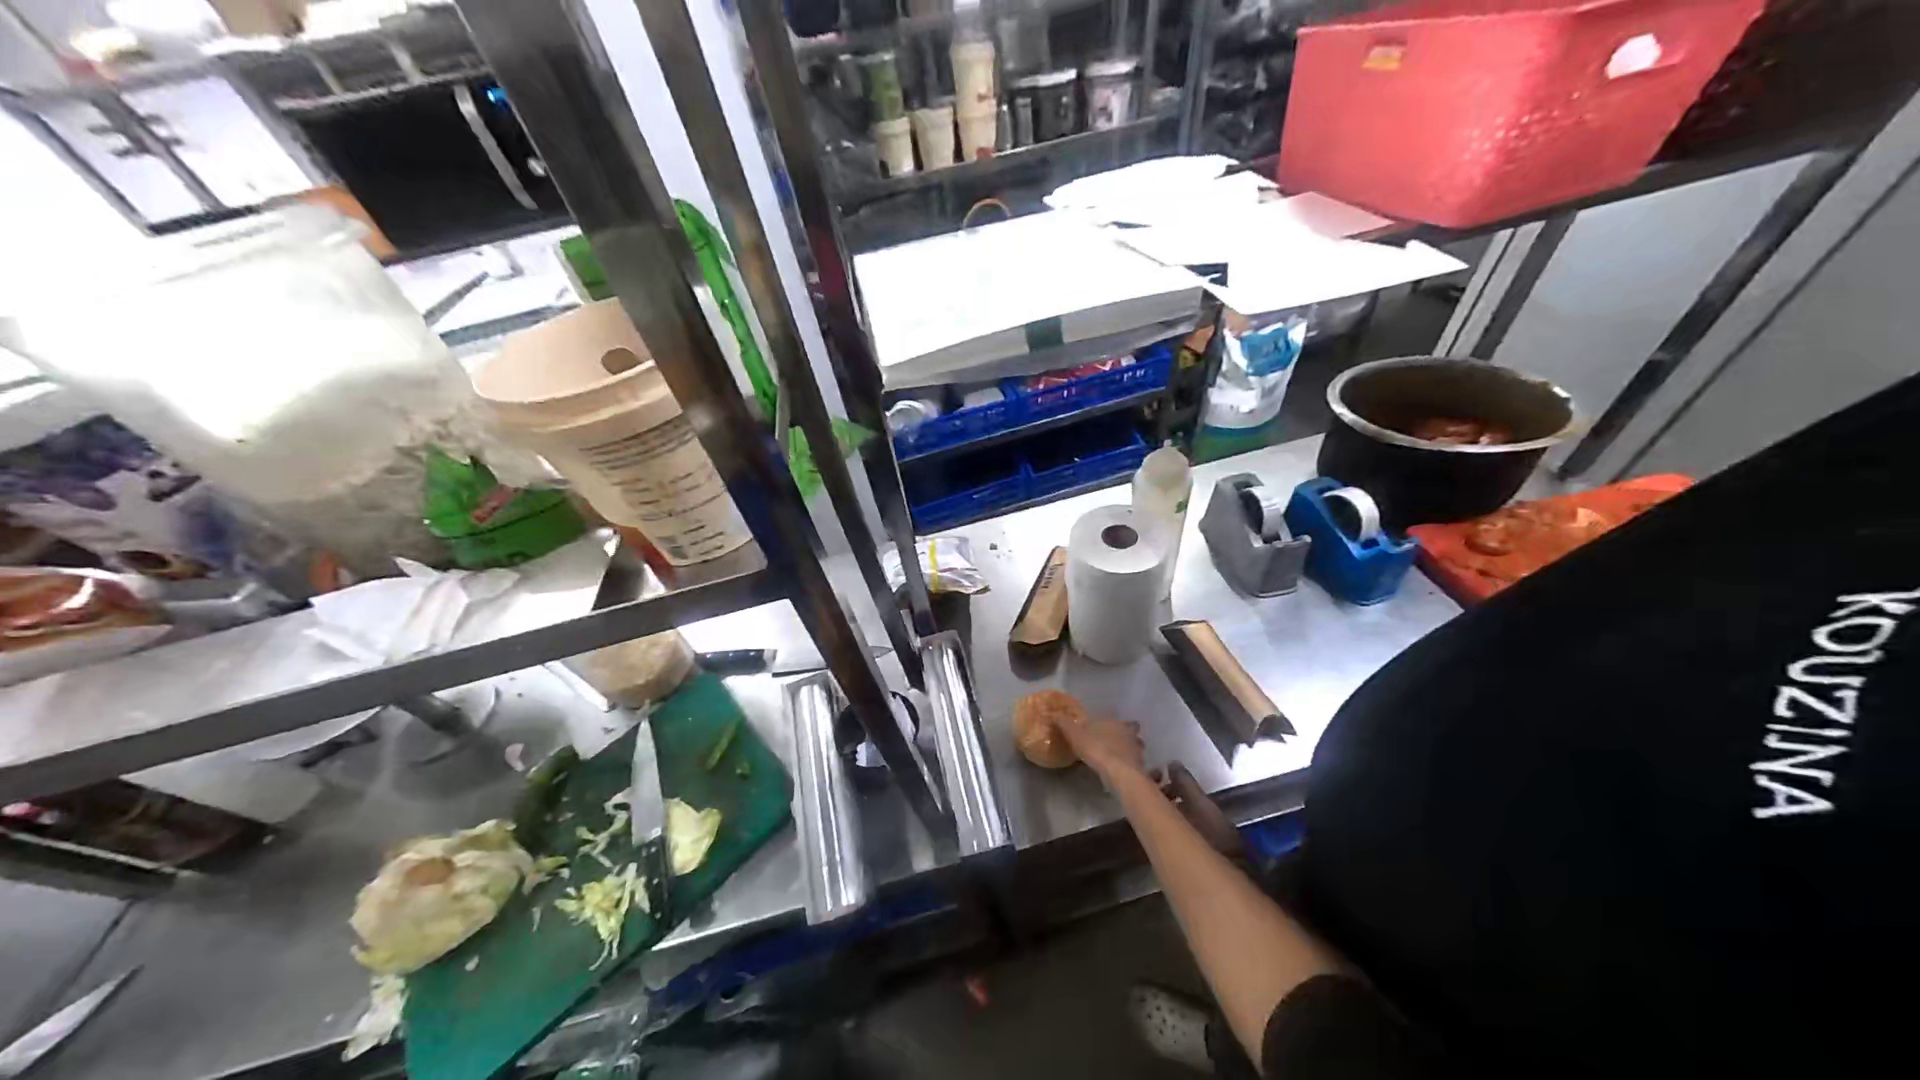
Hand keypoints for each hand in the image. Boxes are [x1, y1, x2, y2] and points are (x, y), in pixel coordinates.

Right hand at [1055, 709, 1148, 787]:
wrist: (1119, 774)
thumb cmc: (1097, 749)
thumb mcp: (1075, 735)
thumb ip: (1064, 724)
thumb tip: (1053, 714)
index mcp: (1113, 722)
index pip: (1111, 719)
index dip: (1105, 724)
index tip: (1098, 730)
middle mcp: (1128, 733)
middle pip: (1126, 731)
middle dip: (1119, 736)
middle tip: (1108, 743)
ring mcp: (1137, 749)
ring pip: (1133, 746)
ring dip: (1126, 750)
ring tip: (1115, 758)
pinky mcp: (1140, 766)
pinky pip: (1133, 762)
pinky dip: (1127, 764)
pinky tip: (1119, 771)